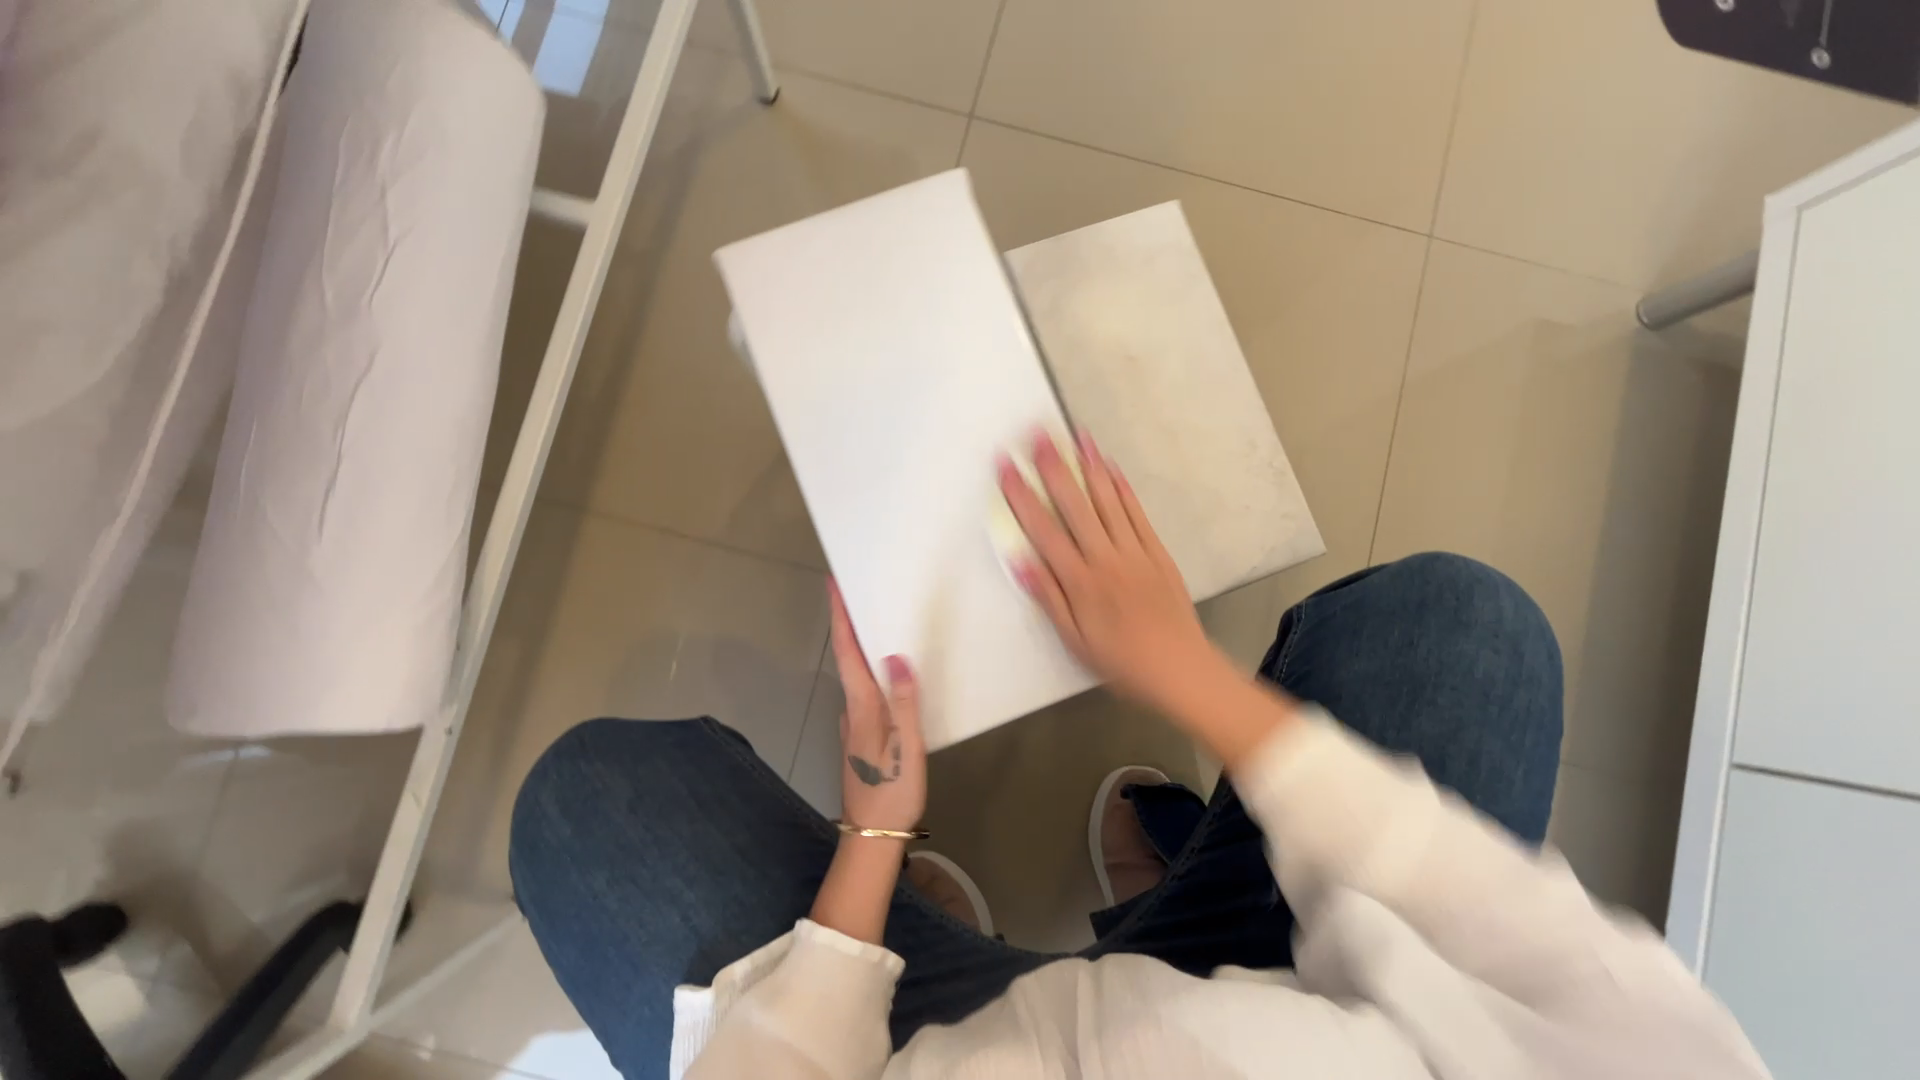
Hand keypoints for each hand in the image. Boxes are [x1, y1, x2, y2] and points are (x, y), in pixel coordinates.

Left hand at [828, 580, 926, 832]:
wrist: (873, 836)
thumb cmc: (892, 791)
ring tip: (881, 621)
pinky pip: (866, 692)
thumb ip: (904, 702)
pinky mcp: (861, 737)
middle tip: (862, 591)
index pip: (846, 651)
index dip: (840, 616)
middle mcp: (852, 710)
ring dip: (862, 646)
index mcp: (861, 707)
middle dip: (851, 623)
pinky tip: (890, 673)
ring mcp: (854, 725)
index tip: (834, 584)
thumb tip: (897, 656)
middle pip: (848, 657)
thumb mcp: (907, 748)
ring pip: (857, 675)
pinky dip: (872, 672)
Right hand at [997, 430, 1221, 716]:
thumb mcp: (1075, 640)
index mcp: (1080, 582)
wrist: (1181, 670)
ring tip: (1076, 435)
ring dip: (1090, 466)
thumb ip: (1048, 597)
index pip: (1043, 531)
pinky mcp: (1157, 552)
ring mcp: (1135, 551)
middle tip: (1038, 434)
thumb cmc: (1121, 662)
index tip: (1006, 467)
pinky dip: (1122, 487)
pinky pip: (1136, 513)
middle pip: (1075, 505)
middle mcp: (1106, 558)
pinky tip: (1110, 467)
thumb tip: (1019, 559)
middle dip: (1054, 468)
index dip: (1022, 497)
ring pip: (1108, 501)